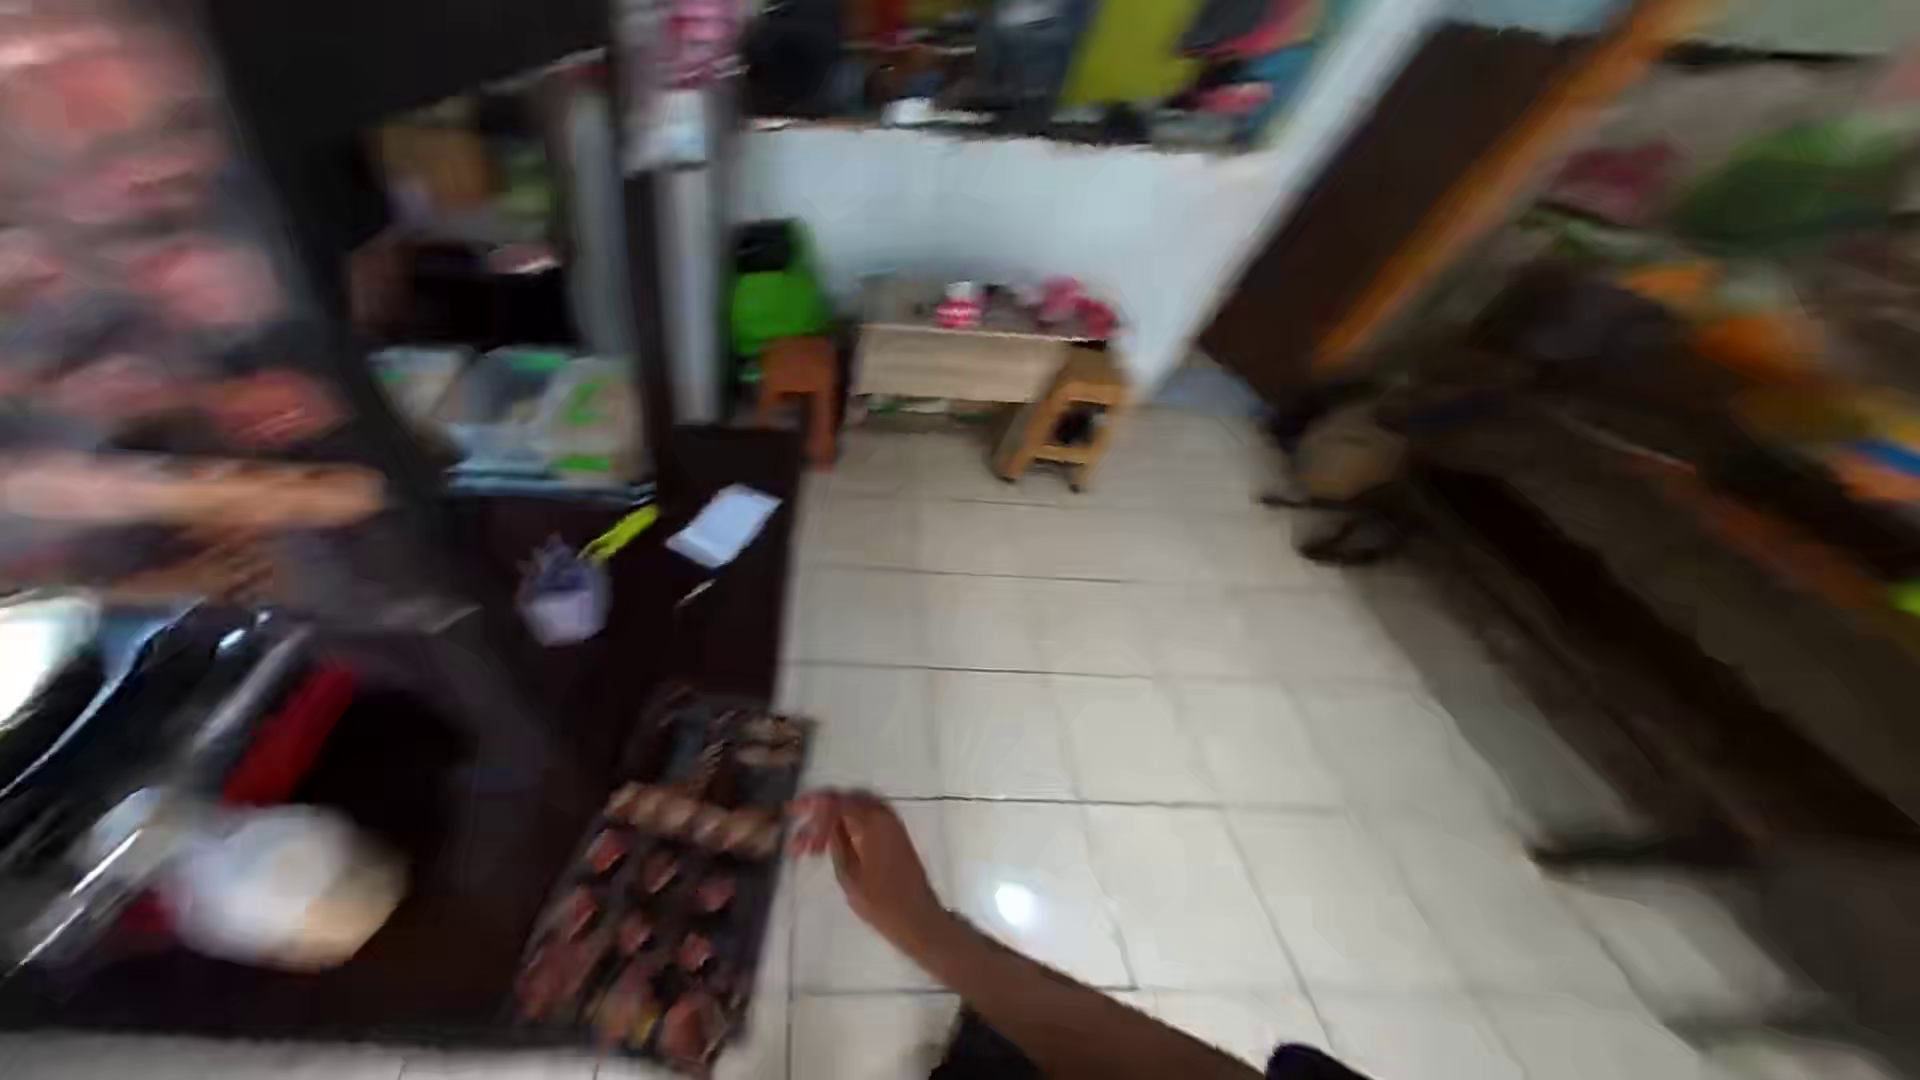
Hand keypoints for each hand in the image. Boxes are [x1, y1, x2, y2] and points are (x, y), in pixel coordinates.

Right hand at [788, 790, 952, 952]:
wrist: (917, 918)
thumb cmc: (881, 902)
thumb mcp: (848, 874)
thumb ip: (835, 840)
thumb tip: (823, 817)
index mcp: (872, 819)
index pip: (836, 801)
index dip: (811, 806)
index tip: (791, 816)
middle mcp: (883, 812)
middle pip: (844, 799)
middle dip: (818, 813)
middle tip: (797, 831)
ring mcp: (891, 820)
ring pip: (854, 807)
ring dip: (831, 820)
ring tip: (811, 843)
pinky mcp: (893, 831)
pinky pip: (865, 817)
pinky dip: (846, 824)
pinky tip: (832, 841)